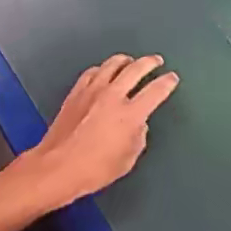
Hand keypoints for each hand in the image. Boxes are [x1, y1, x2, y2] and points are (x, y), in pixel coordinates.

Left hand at [11, 54, 178, 209]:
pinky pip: (92, 72)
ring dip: (125, 61)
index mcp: (130, 115)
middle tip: (156, 61)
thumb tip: (138, 124)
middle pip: (136, 69)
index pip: (156, 91)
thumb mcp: (127, 160)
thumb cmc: (94, 170)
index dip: (167, 82)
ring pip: (112, 65)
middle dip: (150, 63)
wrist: (58, 166)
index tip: (172, 78)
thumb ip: (138, 138)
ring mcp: (92, 91)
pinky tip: (103, 71)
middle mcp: (112, 96)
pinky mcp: (76, 92)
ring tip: (130, 61)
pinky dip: (102, 69)